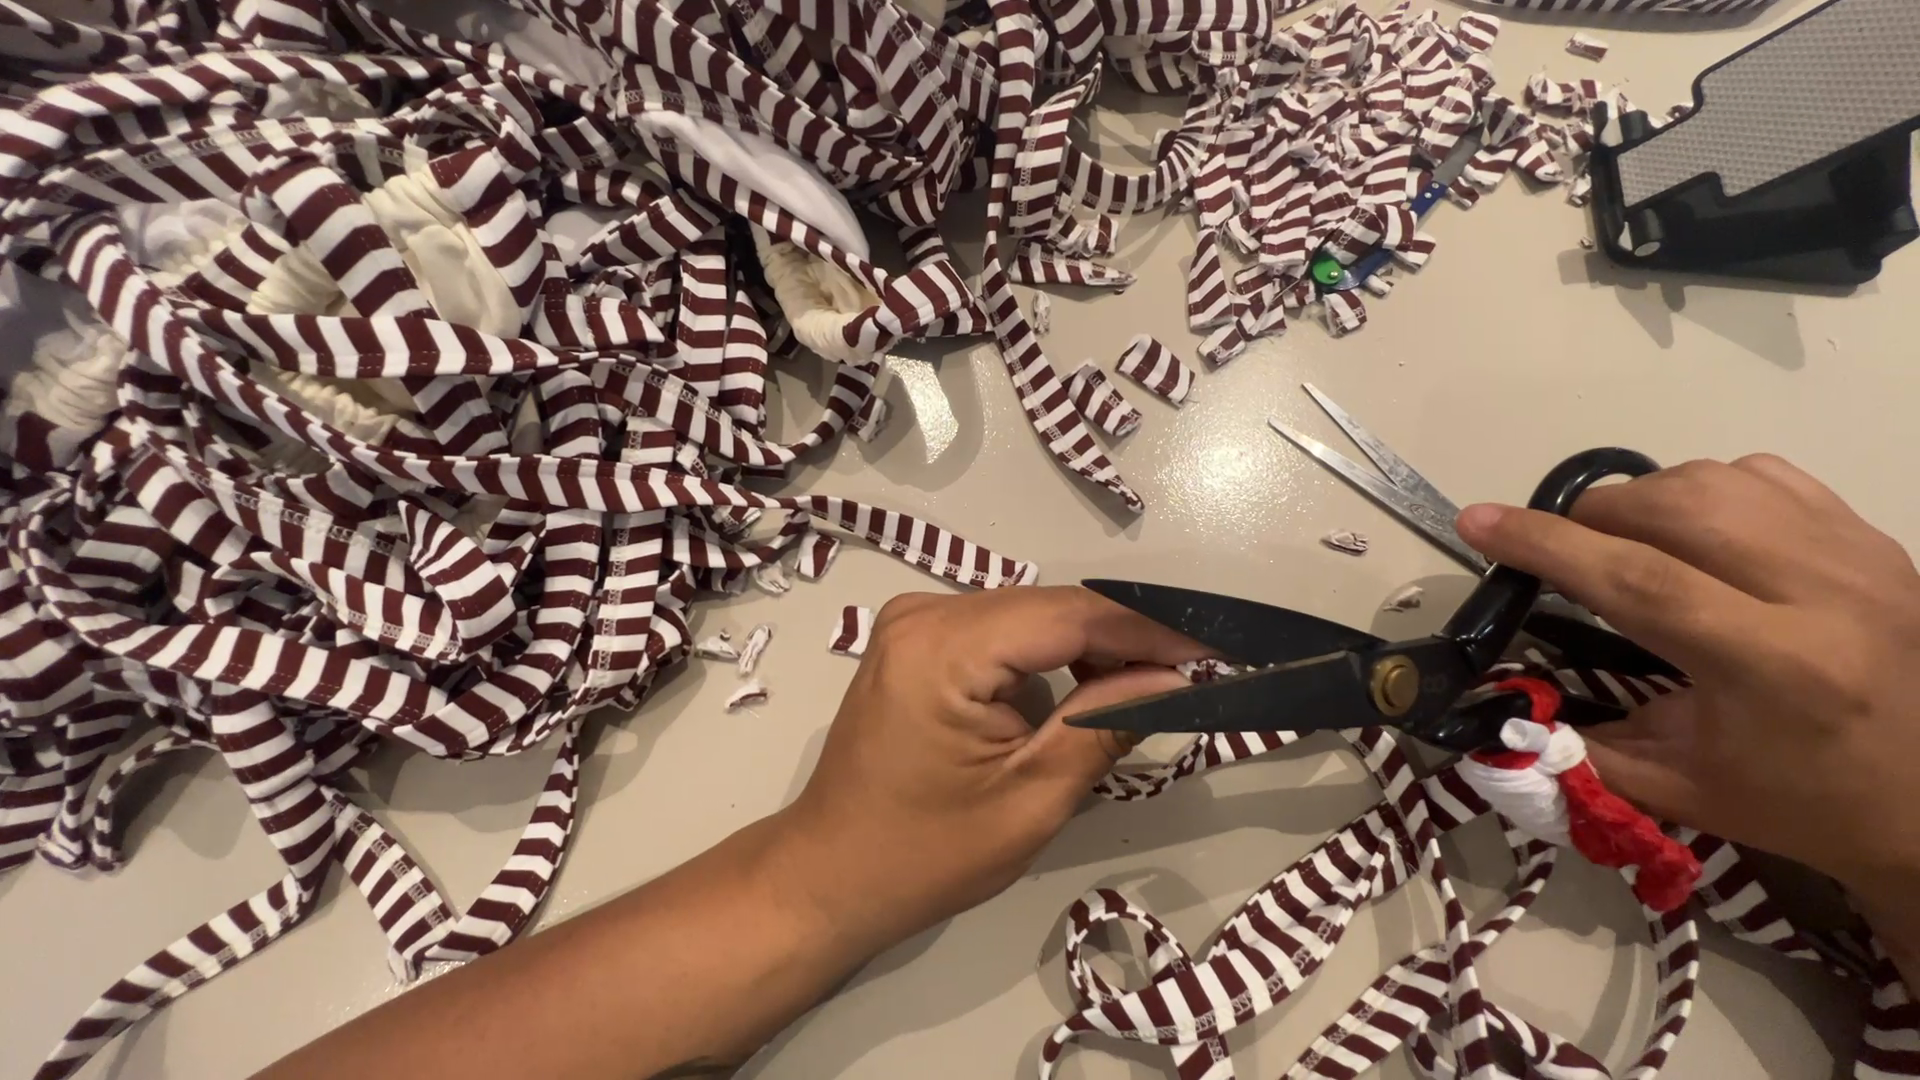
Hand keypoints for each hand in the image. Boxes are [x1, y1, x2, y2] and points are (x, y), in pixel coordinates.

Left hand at [765, 586, 1206, 957]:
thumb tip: (1177, 678)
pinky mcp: (915, 638)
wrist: (833, 872)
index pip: (1068, 616)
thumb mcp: (1032, 798)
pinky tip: (1084, 683)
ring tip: (1147, 684)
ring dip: (1088, 645)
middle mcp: (923, 613)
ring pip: (1028, 615)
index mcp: (943, 648)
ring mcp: (913, 620)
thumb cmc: (926, 854)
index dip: (1147, 629)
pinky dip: (1047, 653)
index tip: (1214, 650)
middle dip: (1123, 638)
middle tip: (1193, 671)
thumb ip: (1106, 723)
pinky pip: (1000, 630)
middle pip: (1048, 608)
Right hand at [1456, 455, 1919, 972]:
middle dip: (1587, 518)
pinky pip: (1764, 476)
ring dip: (1640, 499)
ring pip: (1715, 479)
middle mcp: (1824, 595)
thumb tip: (1495, 707)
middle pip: (1673, 509)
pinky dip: (1703, 489)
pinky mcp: (1875, 541)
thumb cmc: (1800, 803)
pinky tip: (1692, 533)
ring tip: (1622, 542)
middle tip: (1561, 554)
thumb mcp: (1671, 787)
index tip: (1474, 522)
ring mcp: (1859, 558)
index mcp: (1772, 666)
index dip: (1543, 545)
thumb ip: (1572, 745)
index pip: (1636, 579)